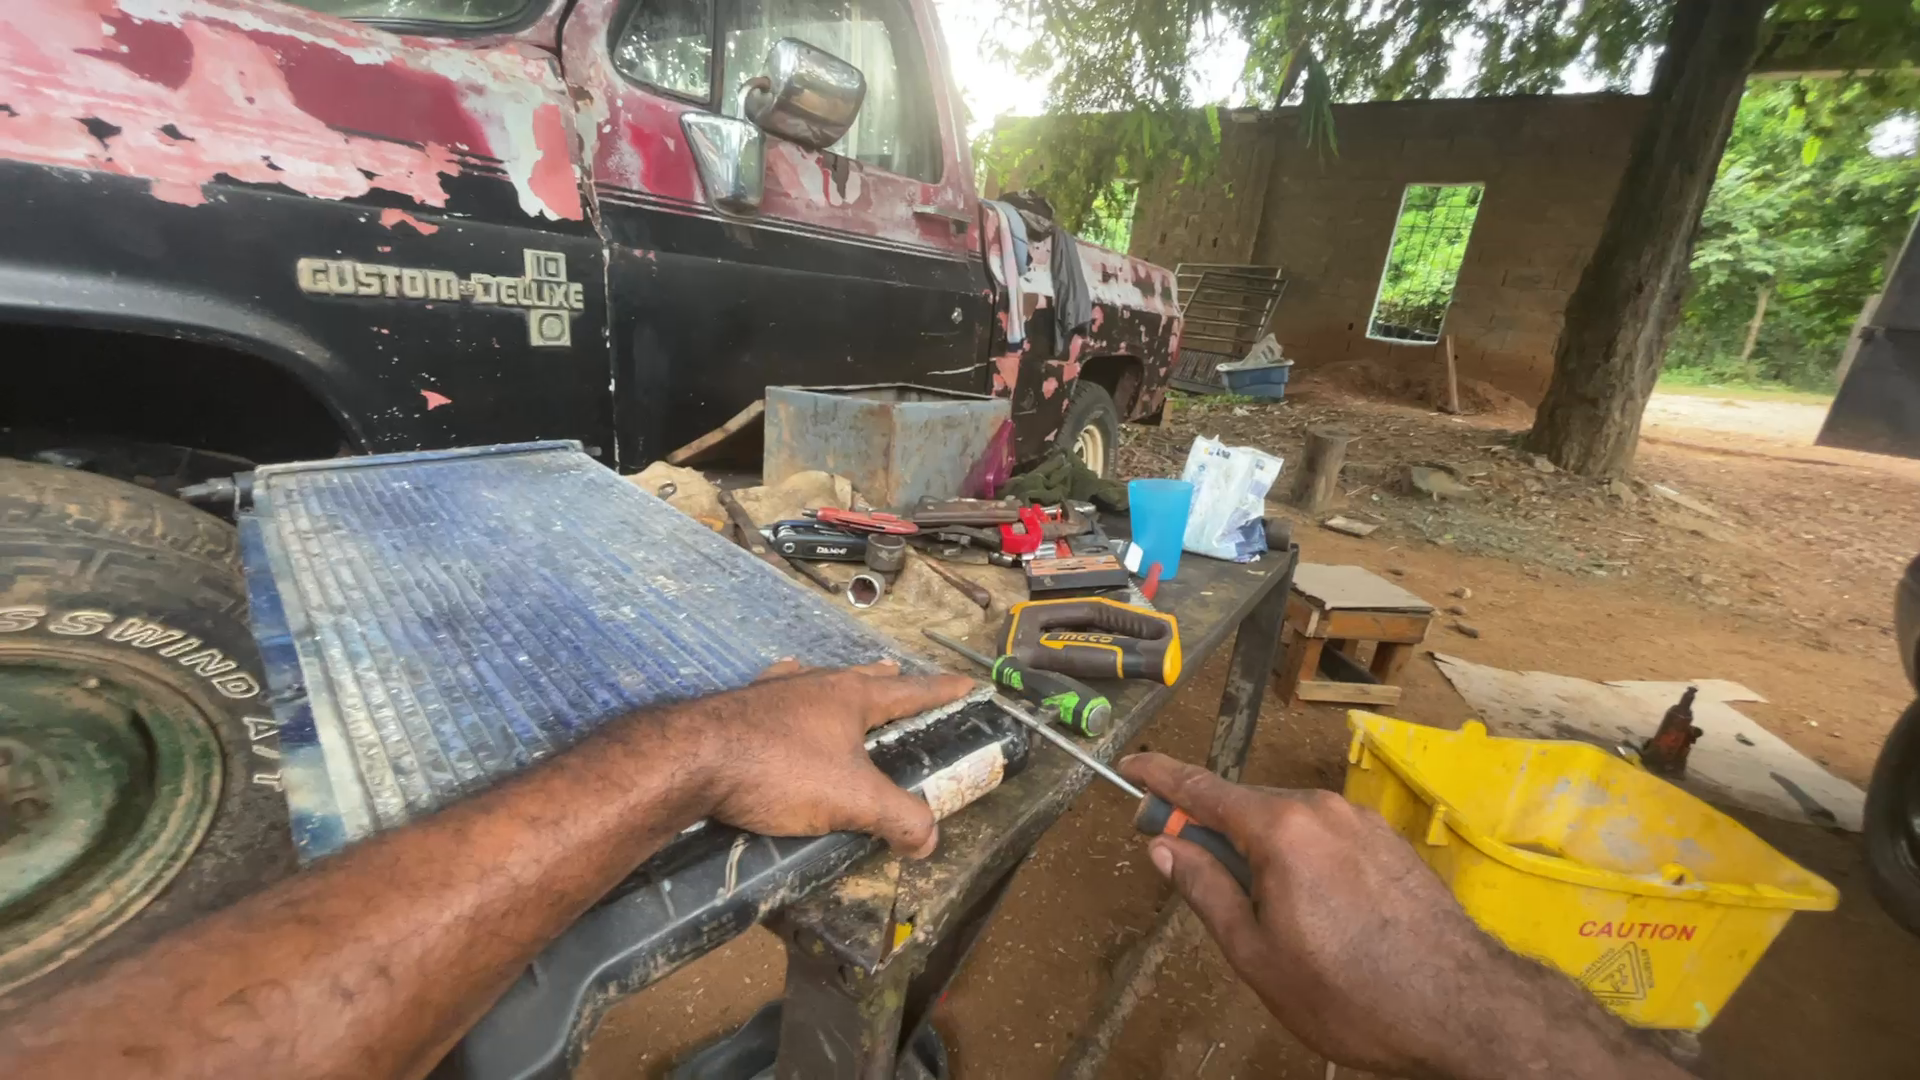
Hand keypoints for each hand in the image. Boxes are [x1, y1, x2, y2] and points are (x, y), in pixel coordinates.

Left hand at [673, 660, 973, 858]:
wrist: (693, 758)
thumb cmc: (781, 771)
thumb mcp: (852, 800)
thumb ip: (898, 817)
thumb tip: (931, 838)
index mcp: (853, 698)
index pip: (910, 691)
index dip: (941, 690)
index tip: (966, 683)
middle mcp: (819, 684)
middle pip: (866, 677)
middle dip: (891, 681)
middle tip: (903, 679)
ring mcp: (778, 689)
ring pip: (823, 677)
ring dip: (844, 680)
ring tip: (853, 679)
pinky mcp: (743, 702)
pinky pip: (779, 687)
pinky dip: (793, 686)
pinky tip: (784, 684)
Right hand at [1118, 753, 1512, 1075]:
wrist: (1475, 1014)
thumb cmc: (1351, 993)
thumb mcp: (1257, 955)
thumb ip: (1204, 890)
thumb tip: (1163, 845)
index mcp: (1278, 830)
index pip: (1200, 787)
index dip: (1159, 775)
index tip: (1130, 766)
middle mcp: (1316, 807)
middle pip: (1244, 808)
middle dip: (1215, 833)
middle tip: (1203, 875)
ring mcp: (1357, 818)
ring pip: (1286, 822)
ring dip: (1261, 849)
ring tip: (1278, 913)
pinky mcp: (1387, 837)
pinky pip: (1324, 833)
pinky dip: (1302, 853)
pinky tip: (1323, 906)